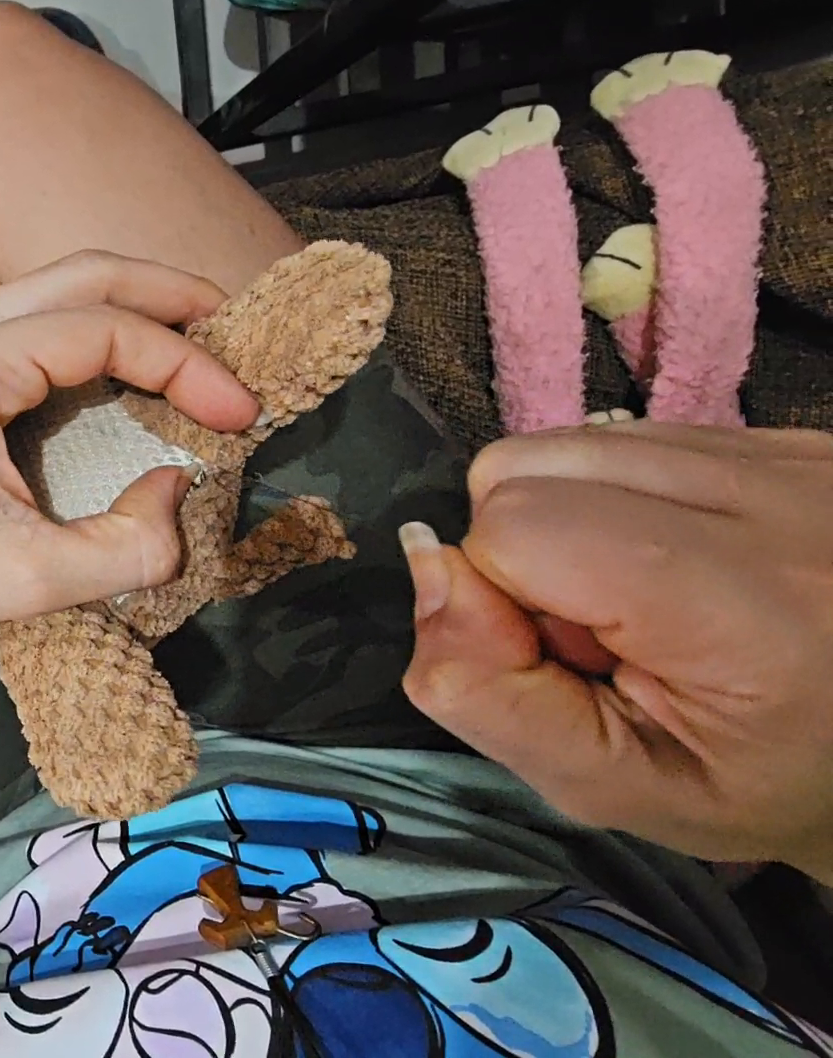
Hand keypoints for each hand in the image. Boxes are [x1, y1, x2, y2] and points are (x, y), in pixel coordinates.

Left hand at [0, 250, 258, 643]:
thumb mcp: (26, 580)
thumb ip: (128, 546)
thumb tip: (177, 486)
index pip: (102, 329)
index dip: (185, 363)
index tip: (239, 411)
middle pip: (82, 275)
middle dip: (170, 297)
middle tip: (236, 331)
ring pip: (55, 288)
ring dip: (131, 306)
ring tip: (195, 342)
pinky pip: (29, 320)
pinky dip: (89, 330)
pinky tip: (124, 363)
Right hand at [399, 421, 832, 879]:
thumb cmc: (748, 784)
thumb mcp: (599, 781)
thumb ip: (479, 688)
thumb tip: (427, 559)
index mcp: (751, 608)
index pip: (519, 527)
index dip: (495, 595)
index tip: (560, 653)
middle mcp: (789, 502)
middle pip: (521, 469)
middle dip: (511, 549)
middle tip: (588, 621)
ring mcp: (794, 455)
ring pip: (554, 445)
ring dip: (546, 515)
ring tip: (619, 586)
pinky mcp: (785, 437)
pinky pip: (608, 439)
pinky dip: (592, 495)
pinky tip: (652, 553)